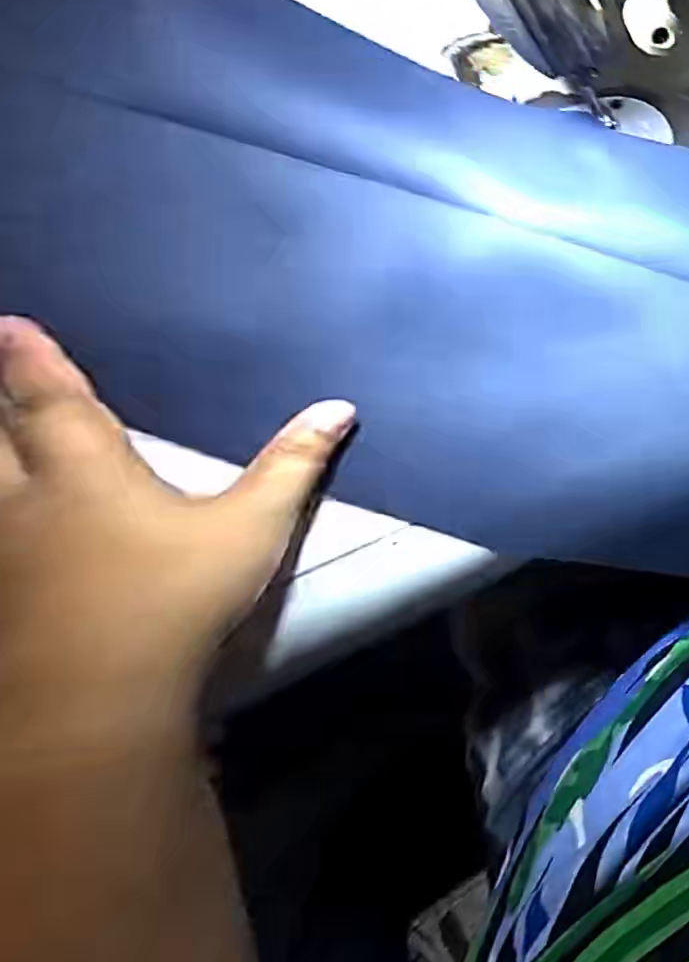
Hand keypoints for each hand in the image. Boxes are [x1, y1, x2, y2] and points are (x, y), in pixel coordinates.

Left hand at [0, 317, 354, 699]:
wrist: (94, 683)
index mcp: (86, 478)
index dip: (34, 364)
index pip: (55, 406)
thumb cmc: (180, 588)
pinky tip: (10, 516)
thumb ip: (293, 463)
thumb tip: (338, 406)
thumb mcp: (257, 522)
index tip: (10, 325)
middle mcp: (20, 502)